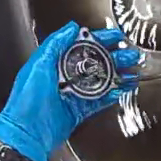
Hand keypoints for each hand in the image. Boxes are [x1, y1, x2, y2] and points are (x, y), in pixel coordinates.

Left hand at [0, 22, 141, 160]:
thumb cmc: (27, 100)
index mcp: (56, 62)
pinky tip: (124, 87)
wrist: (27, 133)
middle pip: (96, 62)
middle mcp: (66, 76)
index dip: (100, 39)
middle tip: (131, 53)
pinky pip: (101, 99)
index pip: (82, 45)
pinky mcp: (81, 109)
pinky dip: (114, 93)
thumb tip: (71, 27)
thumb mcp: (39, 64)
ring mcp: (75, 93)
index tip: (116, 36)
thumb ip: (56, 43)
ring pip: (102, 79)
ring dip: (119, 74)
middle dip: (116, 56)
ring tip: (133, 69)